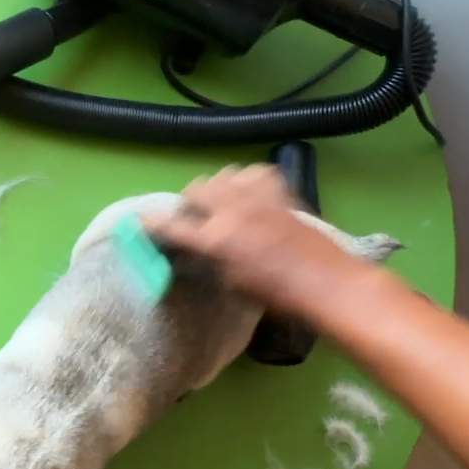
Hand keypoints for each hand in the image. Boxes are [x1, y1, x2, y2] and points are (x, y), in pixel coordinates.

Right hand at [145, 164, 369, 316]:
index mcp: (216, 240)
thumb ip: (211, 261)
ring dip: (218, 186)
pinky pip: (257, 173)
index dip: (152, 222)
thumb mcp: (231, 284)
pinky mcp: (281, 194)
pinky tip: (251, 194)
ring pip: (224, 174)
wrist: (327, 284)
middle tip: (192, 215)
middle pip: (197, 189)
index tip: (140, 220)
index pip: (173, 226)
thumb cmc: (276, 295)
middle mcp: (233, 212)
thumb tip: (201, 248)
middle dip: (189, 200)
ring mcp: (259, 199)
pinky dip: (248, 180)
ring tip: (223, 202)